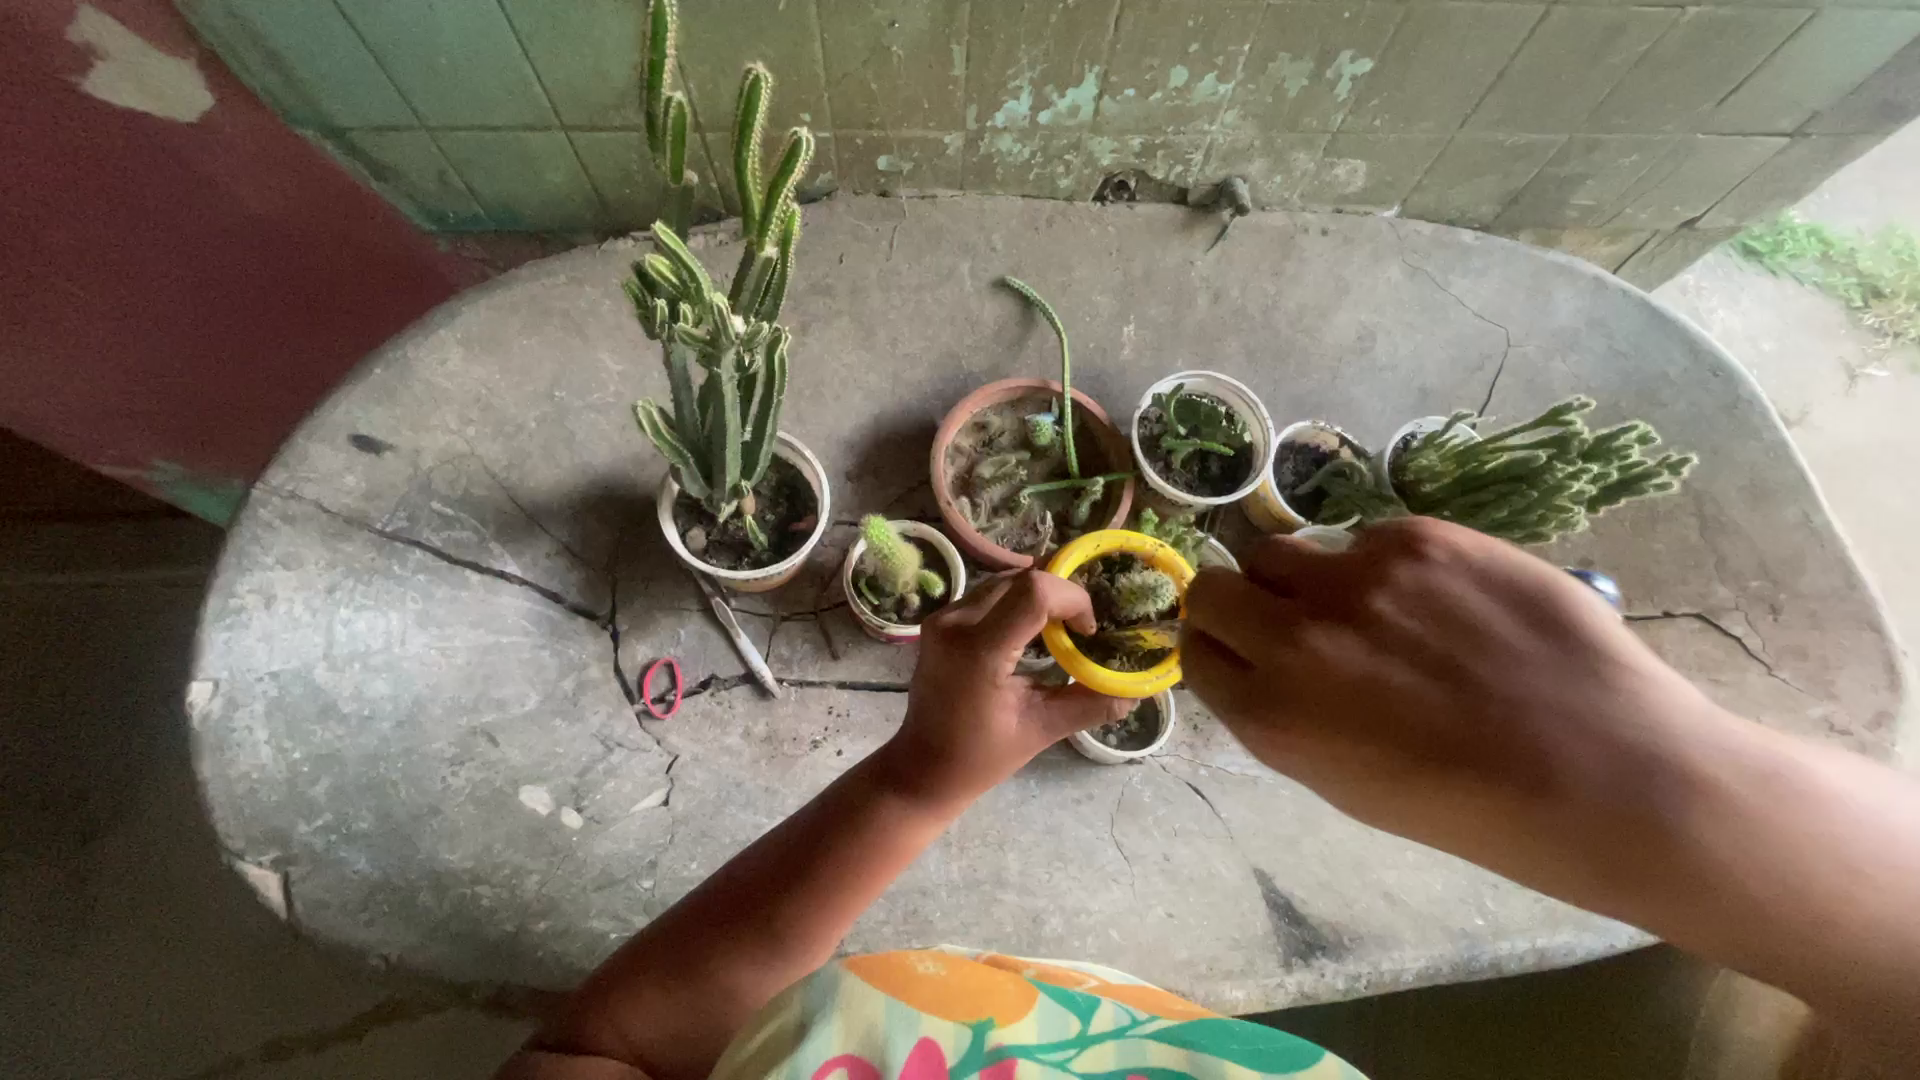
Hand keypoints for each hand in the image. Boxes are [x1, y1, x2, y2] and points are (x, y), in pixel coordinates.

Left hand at [879, 571, 1133, 805]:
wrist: (922, 766)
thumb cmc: (980, 756)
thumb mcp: (1041, 730)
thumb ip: (1090, 704)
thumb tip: (1136, 691)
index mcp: (979, 651)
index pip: (1034, 591)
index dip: (1072, 598)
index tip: (1087, 629)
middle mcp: (955, 622)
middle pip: (1021, 579)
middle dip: (1061, 592)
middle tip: (1082, 623)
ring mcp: (943, 618)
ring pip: (1004, 581)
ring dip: (1039, 593)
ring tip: (1062, 625)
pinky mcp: (941, 620)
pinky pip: (987, 593)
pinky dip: (1017, 600)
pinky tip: (1034, 626)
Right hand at [1181, 517, 1744, 894]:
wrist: (1606, 773)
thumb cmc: (1464, 801)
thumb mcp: (1335, 778)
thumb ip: (1272, 709)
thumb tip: (1248, 653)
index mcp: (1269, 713)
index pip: (1195, 646)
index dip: (1216, 645)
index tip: (1241, 646)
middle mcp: (1293, 637)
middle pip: (1213, 586)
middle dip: (1236, 602)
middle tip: (1285, 617)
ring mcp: (1354, 578)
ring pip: (1279, 550)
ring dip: (1301, 577)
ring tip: (1367, 607)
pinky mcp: (1417, 537)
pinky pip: (1363, 538)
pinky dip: (1382, 566)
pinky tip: (1438, 601)